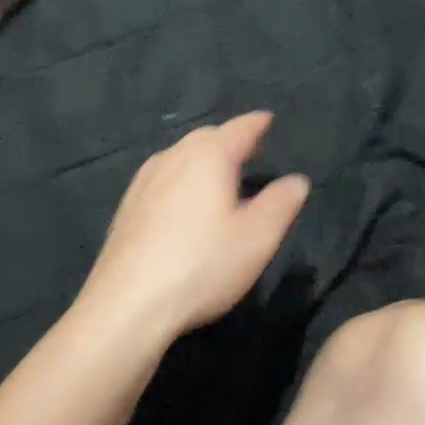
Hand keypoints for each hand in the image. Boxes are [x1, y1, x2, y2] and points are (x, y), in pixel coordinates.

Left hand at [81, 112, 310, 337]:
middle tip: (249, 151)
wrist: (127, 304)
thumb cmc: (202, 265)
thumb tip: (296, 180)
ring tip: (218, 176)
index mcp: (209, 156)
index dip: (257, 124)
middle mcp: (174, 157)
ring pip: (180, 156)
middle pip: (206, 137)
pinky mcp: (127, 206)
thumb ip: (281, 203)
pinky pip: (162, 178)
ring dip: (201, 159)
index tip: (268, 120)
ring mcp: (145, 181)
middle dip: (229, 140)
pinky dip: (180, 179)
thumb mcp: (257, 238)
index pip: (239, 128)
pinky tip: (183, 203)